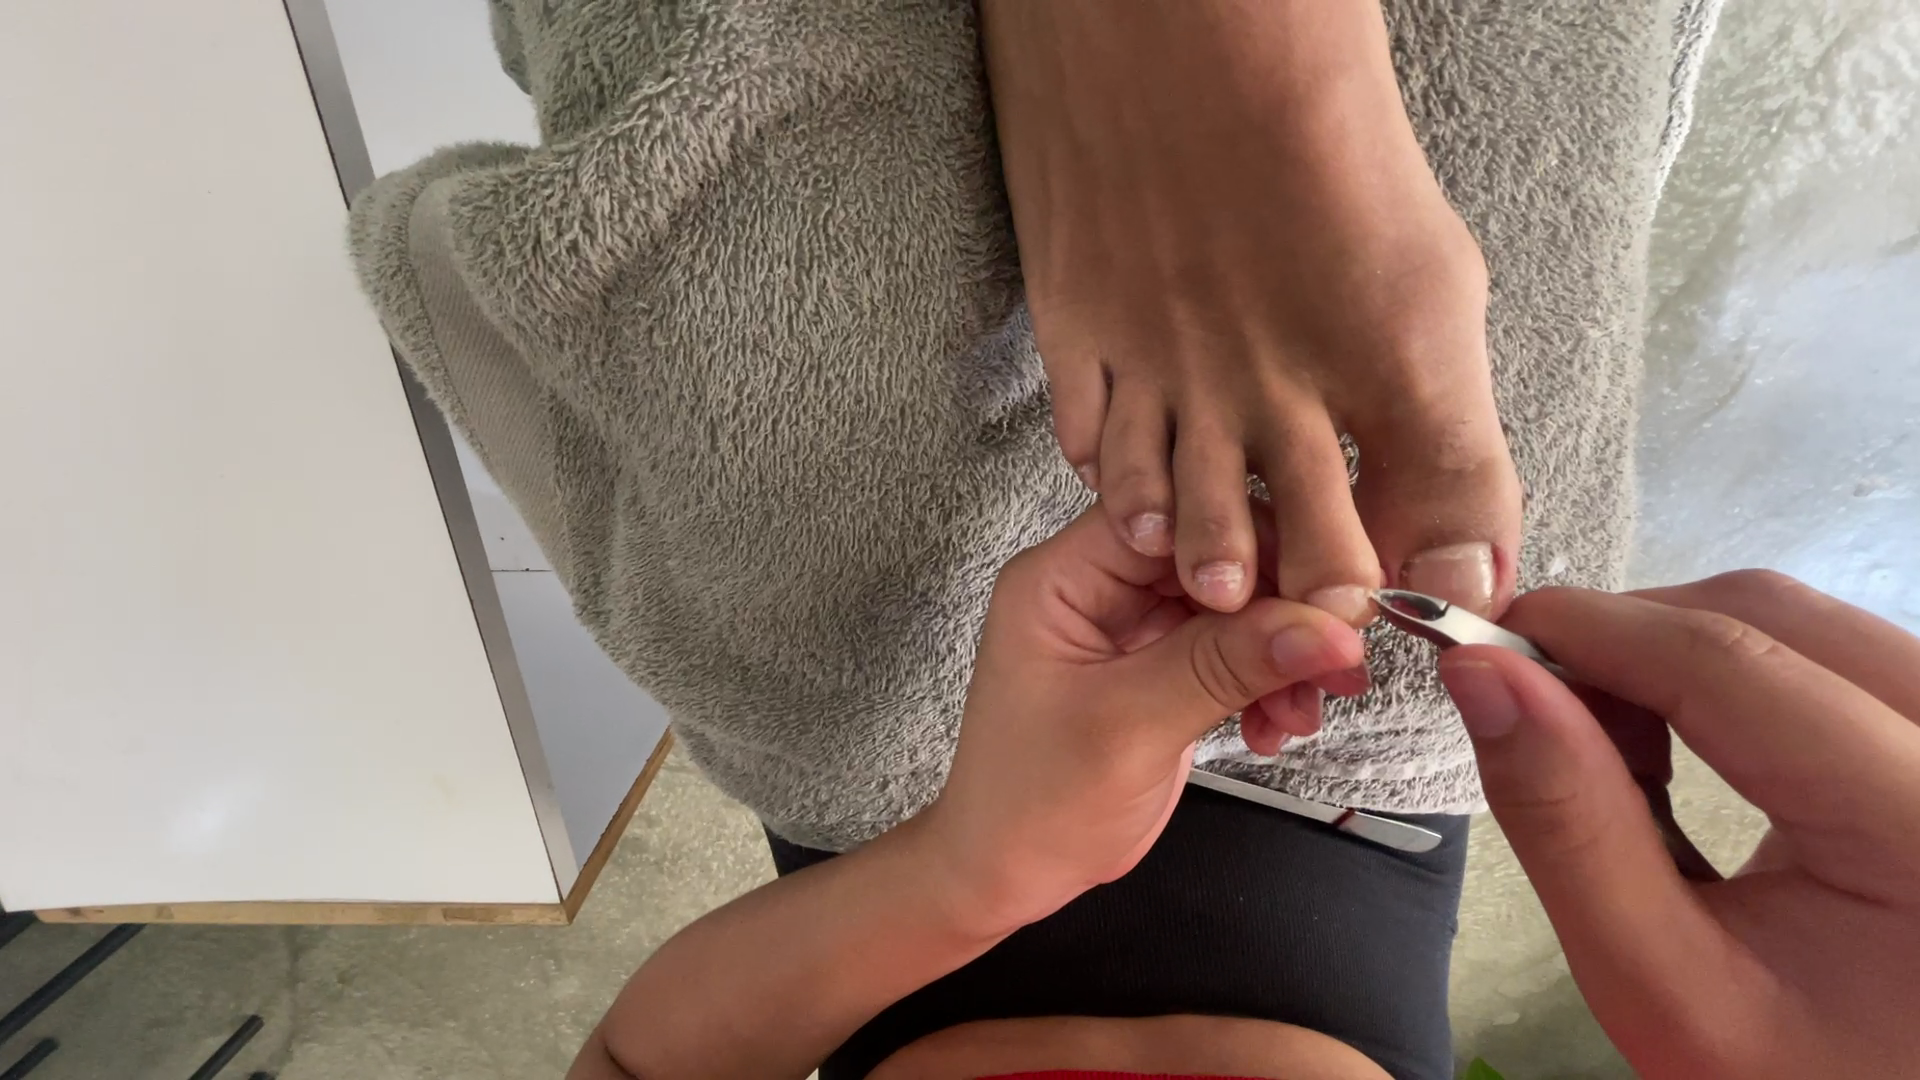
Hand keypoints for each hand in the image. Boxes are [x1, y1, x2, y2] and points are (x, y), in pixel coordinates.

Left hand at [921, 504, 1364, 932]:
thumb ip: (1225, 667)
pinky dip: (1261, 684)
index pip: (1163, 517)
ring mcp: (1127, 627)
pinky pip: (1225, 651)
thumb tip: (1330, 629)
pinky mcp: (1155, 666)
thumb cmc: (1040, 797)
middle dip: (1275, 609)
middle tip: (1337, 661)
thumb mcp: (1130, 725)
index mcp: (1060, 576)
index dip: (1243, 543)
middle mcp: (1094, 587)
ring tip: (1303, 714)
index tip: (1317, 591)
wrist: (1014, 870)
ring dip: (1277, 654)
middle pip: (1205, 560)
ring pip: (1226, 608)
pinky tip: (1276, 728)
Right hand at [982, 0, 1520, 620]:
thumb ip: (1444, 419)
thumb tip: (1458, 546)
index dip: (1435, 580)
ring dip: (1200, 556)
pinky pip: (1088, 435)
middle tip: (1313, 628)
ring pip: (1173, 504)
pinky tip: (1121, 496)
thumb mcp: (1432, 268)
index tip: (1426, 610)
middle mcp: (1263, 375)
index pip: (1432, 510)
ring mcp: (1156, 358)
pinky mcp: (1077, 331)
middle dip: (1312, 592)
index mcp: (1381, 344)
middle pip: (1294, 533)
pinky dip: (1107, 479)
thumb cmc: (1324, 127)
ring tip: (1209, 585)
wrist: (1173, 24)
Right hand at [1439, 571, 1919, 1078]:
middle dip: (1618, 633)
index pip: (1727, 664)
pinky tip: (1678, 737)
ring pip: (1800, 624)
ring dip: (1665, 649)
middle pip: (1772, 617)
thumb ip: (1559, 816)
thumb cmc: (1794, 1073)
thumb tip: (1476, 670)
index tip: (1474, 646)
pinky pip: (1828, 655)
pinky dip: (1718, 669)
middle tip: (1533, 697)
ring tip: (1605, 734)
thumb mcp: (1652, 977)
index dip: (1579, 630)